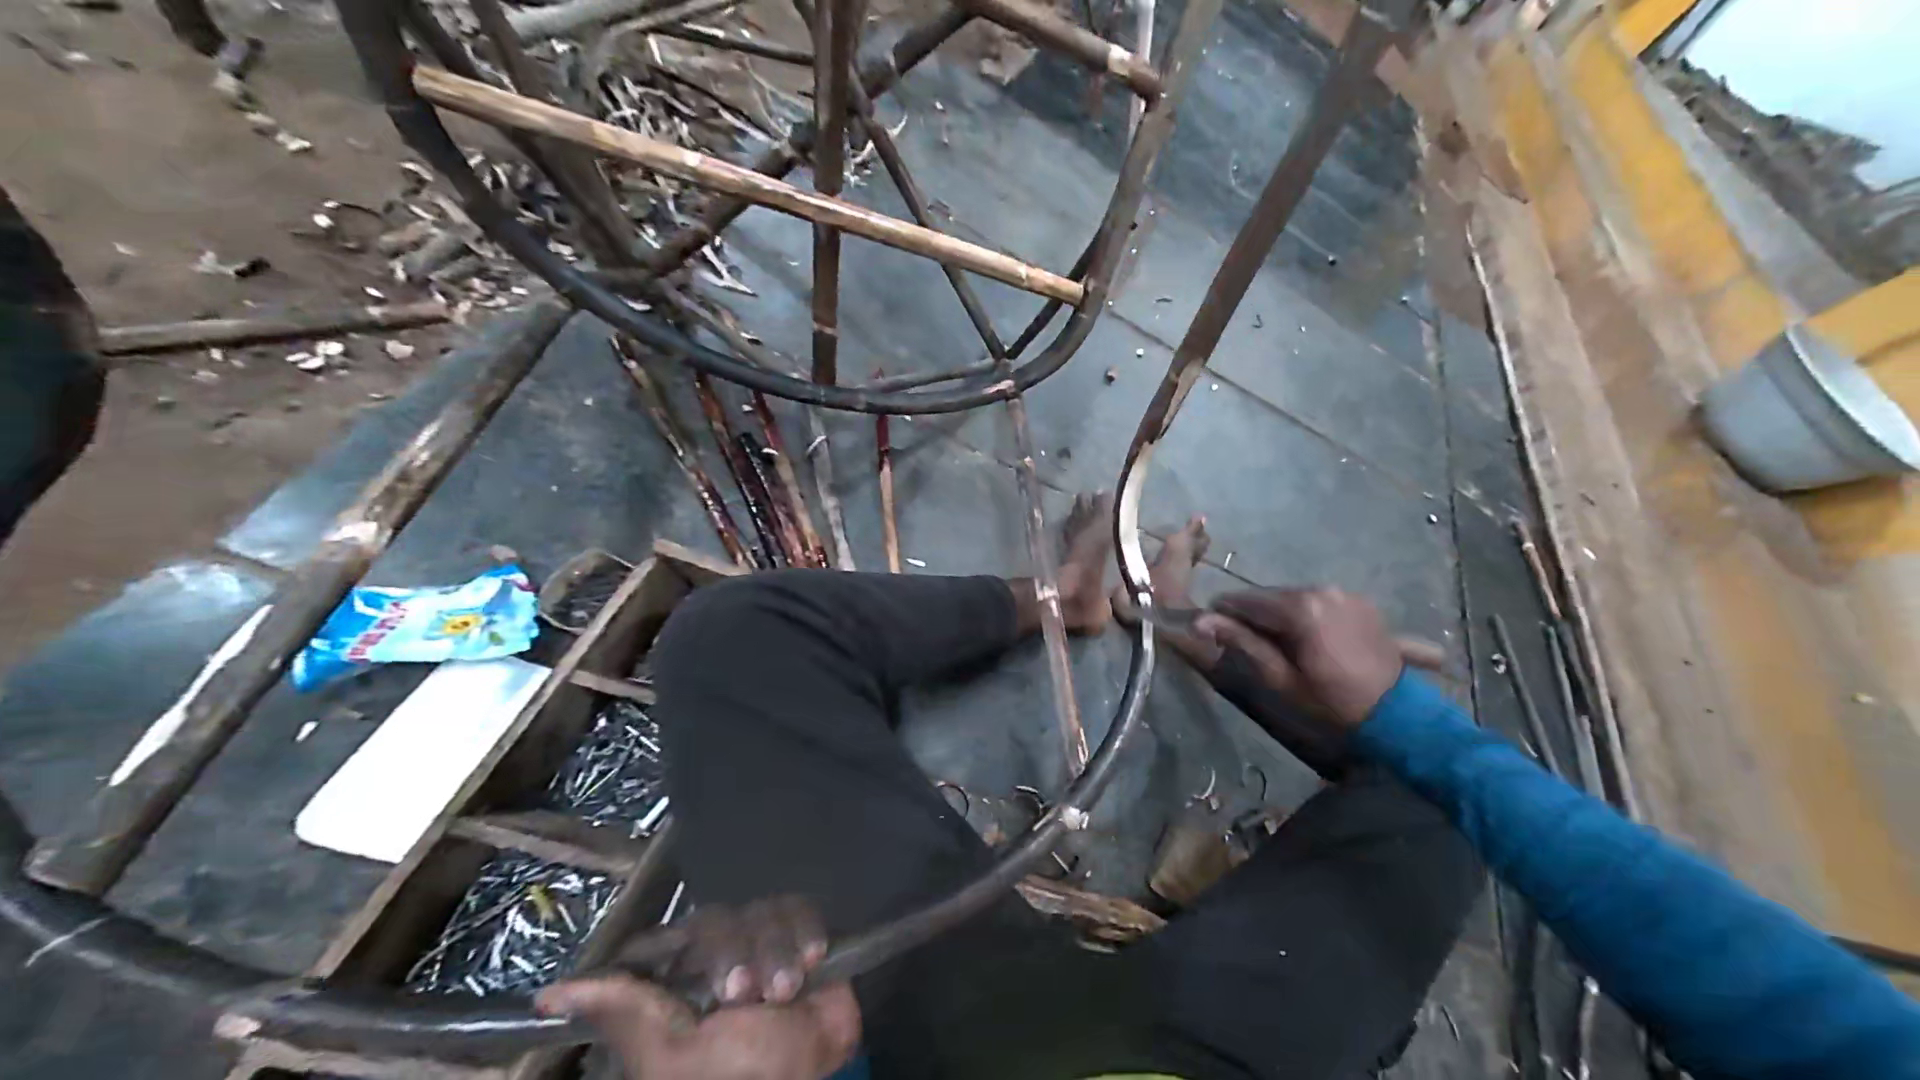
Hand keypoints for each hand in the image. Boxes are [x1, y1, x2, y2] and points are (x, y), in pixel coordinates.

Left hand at [536, 897, 860, 1079]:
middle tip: (744, 995)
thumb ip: (623, 1012)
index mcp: (672, 988)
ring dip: (775, 952)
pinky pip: (797, 907)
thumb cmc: (734, 1076)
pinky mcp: (800, 935)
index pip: (660, 939)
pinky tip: (812, 962)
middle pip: (714, 919)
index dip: (676, 948)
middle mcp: (712, 960)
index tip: (695, 978)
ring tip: (785, 992)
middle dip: (733, 955)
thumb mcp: (671, 1058)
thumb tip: (547, 995)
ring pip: (758, 909)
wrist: (813, 1077)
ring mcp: (759, 944)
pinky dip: (805, 933)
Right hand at [1194, 587, 1403, 727]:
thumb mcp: (1280, 678)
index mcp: (1300, 607)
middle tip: (1250, 645)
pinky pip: (1317, 601)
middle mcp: (1320, 589)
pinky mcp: (1359, 601)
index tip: (1215, 634)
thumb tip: (1199, 621)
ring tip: (1282, 645)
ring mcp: (1343, 592)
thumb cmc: (1332, 702)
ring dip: (1278, 615)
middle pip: (1268, 595)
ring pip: (1292, 597)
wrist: (1399, 715)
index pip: (1243, 599)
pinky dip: (1304, 614)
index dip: (1222, 615)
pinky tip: (1308, 639)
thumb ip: (1241, 642)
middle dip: (1252, 615)